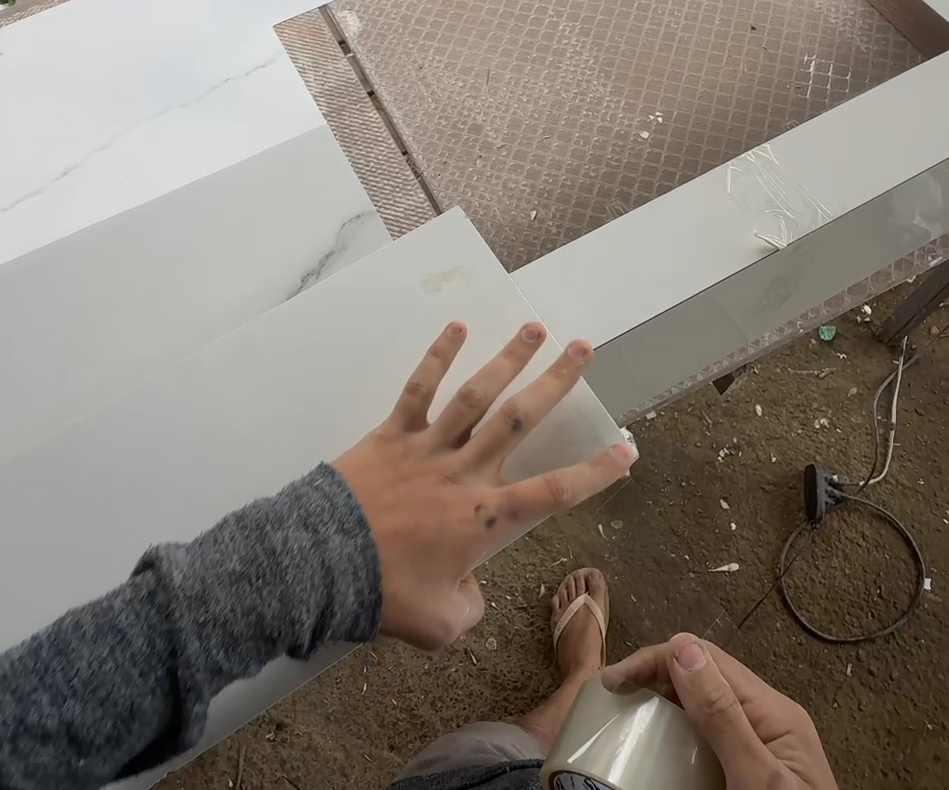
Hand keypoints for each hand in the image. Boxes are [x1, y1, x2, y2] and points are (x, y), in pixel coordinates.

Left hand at [332, 321, 635, 649]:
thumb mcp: (440, 624)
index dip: (595, 473)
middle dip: (556, 382)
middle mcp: (465, 471)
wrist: (322, 563)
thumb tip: (473, 590)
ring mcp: (429, 446)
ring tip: (534, 328)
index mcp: (484, 516)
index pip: (554, 492)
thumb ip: (469, 608)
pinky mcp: (393, 433)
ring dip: (508, 359)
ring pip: (477, 395)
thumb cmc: (386, 593)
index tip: (626, 450)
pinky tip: (457, 326)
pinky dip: (438, 357)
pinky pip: (419, 389)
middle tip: (582, 348)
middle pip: (520, 419)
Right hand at [602, 633, 836, 789]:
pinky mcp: (754, 765)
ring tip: (631, 711)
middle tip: (614, 695)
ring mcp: (763, 741)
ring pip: (704, 698)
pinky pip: (712, 728)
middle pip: (703, 672)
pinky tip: (663, 739)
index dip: (655, 660)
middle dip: (655, 673)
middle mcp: (769, 716)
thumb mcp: (756, 780)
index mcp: (773, 710)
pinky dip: (680, 723)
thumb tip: (682, 647)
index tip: (612, 684)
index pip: (704, 658)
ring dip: (664, 695)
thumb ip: (723, 716)